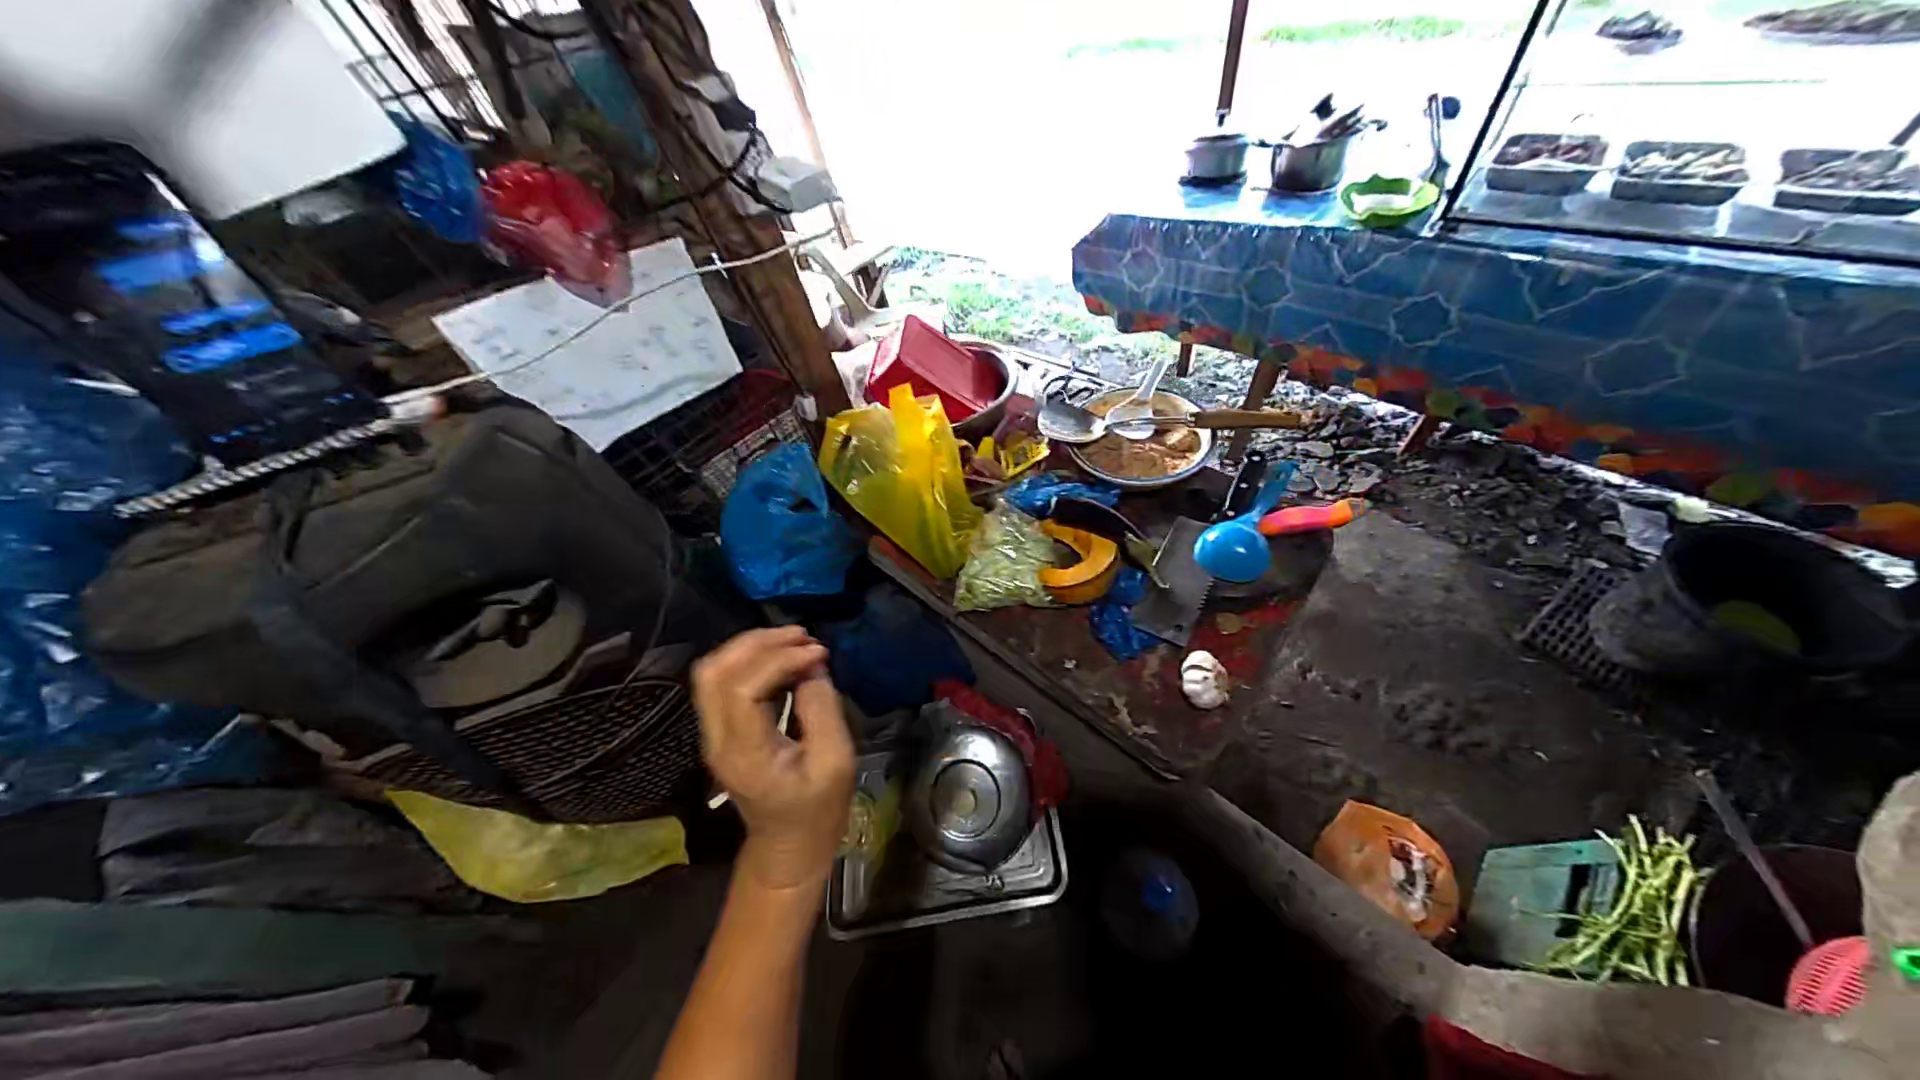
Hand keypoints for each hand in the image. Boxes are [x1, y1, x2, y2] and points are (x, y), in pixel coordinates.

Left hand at [692, 626, 854, 891]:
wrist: (787, 847)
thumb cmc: (816, 811)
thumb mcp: (835, 762)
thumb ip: (822, 709)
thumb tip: (812, 665)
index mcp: (744, 751)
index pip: (743, 687)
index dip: (779, 659)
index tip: (818, 653)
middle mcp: (718, 739)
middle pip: (715, 671)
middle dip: (758, 643)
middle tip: (803, 637)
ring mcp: (713, 734)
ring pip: (713, 672)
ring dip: (752, 648)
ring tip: (795, 642)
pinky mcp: (721, 730)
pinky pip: (724, 682)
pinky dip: (751, 661)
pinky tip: (784, 659)